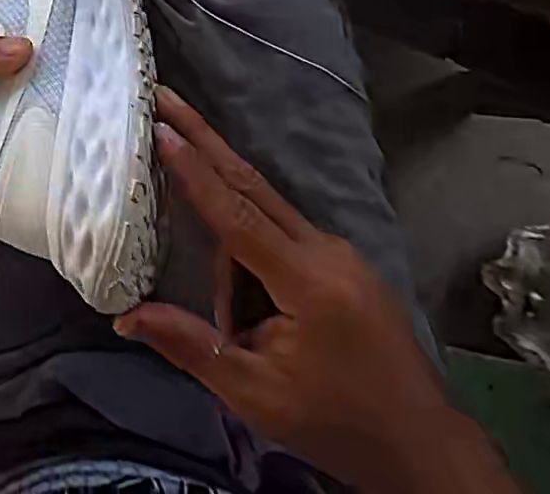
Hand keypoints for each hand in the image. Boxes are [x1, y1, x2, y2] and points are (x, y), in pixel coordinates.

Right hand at [114, 90, 519, 493]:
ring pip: (262, 211)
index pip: (238, 215)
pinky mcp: (339, 262)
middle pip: (252, 183)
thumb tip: (122, 316)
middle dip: (203, 136)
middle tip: (164, 95)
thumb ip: (189, 347)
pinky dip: (242, 228)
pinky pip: (277, 229)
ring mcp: (338, 254)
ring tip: (219, 282)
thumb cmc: (338, 425)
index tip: (161, 127)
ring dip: (221, 212)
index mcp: (310, 284)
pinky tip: (232, 265)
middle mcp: (327, 253)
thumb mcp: (256, 395)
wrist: (426, 453)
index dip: (194, 170)